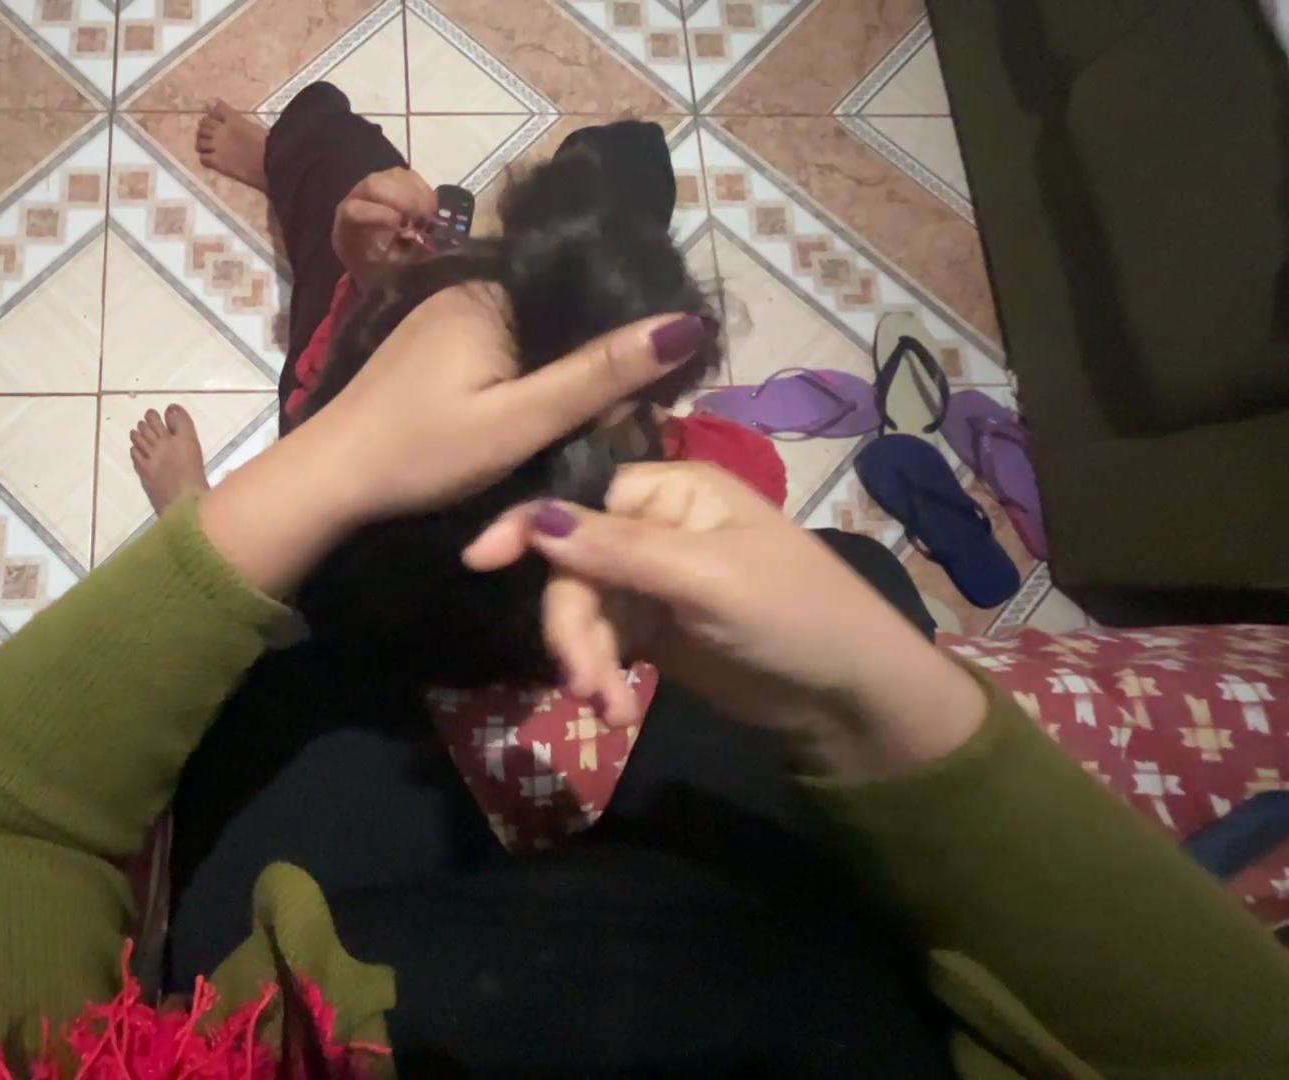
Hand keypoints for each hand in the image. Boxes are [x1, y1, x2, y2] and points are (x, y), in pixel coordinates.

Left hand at [199, 285, 707, 595]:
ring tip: (559, 426)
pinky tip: (516, 413)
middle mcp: (471, 287)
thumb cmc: (422, 453)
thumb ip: (596, 376)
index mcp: (497, 294)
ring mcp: (445, 312)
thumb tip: (685, 324)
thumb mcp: (518, 422)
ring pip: (529, 335)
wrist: (331, 475)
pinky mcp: (429, 342)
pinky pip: (496, 347)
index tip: (635, 403)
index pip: (590, 298)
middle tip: (594, 427)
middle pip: (559, 317)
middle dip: (586, 366)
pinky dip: (517, 376)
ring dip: (552, 375)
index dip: (623, 347)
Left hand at [331, 168, 437, 287]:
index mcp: (346, 224)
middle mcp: (357, 198)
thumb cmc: (375, 268)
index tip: (402, 228)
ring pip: (394, 177)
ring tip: (429, 216)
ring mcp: (376, 185)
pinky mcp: (394, 181)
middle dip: (402, 199)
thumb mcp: (381, 273)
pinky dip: (424, 191)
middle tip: (422, 218)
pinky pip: (410, 177)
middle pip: (374, 185)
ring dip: (416, 195)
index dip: (379, 215)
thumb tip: (422, 247)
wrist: (374, 257)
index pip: (354, 210)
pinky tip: (431, 210)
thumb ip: (397, 260)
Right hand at [464, 463, 986, 779]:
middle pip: (572, 567)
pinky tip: (617, 709)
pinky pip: (597, 643)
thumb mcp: (706, 578)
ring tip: (609, 708)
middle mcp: (650, 527)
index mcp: (669, 493)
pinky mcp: (645, 626)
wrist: (849, 701)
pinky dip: (600, 676)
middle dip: (572, 628)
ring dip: (586, 662)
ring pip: (580, 611)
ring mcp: (645, 580)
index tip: (479, 560)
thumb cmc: (797, 616)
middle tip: (582, 683)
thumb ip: (617, 549)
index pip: (579, 502)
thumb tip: (534, 518)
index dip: (530, 529)